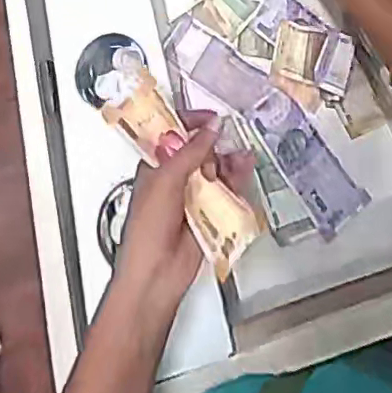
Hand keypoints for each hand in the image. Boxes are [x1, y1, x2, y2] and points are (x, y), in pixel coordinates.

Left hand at [106, 111, 252, 341]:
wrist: (156, 276)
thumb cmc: (147, 229)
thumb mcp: (166, 181)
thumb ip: (190, 152)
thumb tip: (211, 128)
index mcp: (155, 164)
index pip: (173, 132)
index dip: (190, 120)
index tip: (210, 116)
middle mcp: (174, 176)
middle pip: (200, 149)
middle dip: (214, 143)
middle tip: (222, 144)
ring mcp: (193, 194)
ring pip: (216, 168)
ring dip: (229, 160)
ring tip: (241, 158)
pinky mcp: (210, 211)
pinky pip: (227, 190)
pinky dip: (237, 180)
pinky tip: (244, 171)